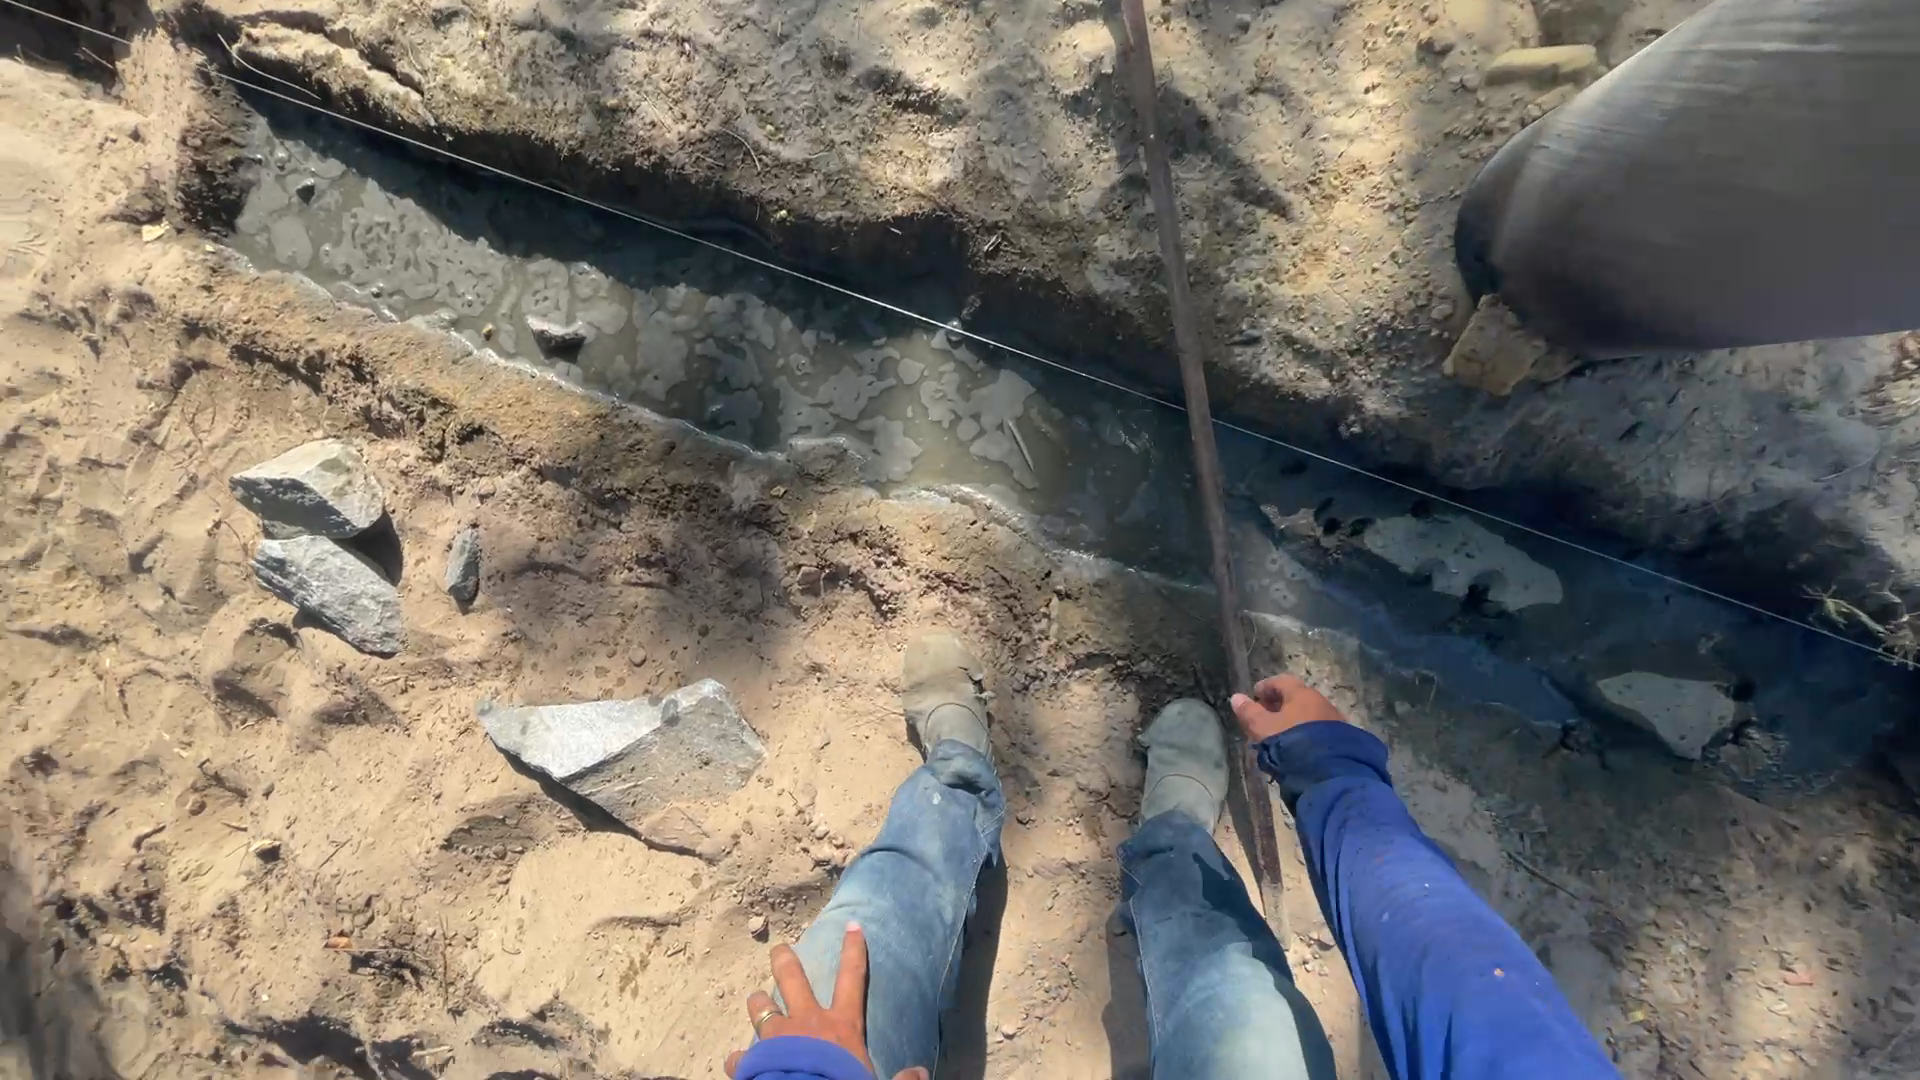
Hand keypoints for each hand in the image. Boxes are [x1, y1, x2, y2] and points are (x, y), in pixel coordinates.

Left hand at [726, 923, 928, 1079]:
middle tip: (778, 948)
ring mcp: (777, 1039)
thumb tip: (920, 1073)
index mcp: (841, 1025)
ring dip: (758, 1003)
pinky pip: (740, 1059)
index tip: (852, 925)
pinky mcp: (753, 1063)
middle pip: (793, 981)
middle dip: (785, 960)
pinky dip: (738, 1060)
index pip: (853, 979)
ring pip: (762, 1010)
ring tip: (754, 999)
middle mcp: (807, 1022)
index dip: (854, 950)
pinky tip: (733, 1061)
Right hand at [1230, 674, 1346, 741]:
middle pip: (1297, 698)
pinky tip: (1297, 747)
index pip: (1281, 681)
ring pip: (1308, 715)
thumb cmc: (1290, 742)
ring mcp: (1335, 722)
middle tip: (1265, 716)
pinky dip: (1305, 733)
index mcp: (1301, 694)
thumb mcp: (1262, 727)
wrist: (1331, 773)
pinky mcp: (1343, 741)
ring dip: (1293, 721)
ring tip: (1279, 735)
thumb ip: (1249, 712)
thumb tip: (1237, 697)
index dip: (1266, 687)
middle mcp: (1321, 702)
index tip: (1255, 695)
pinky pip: (1318, 731)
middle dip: (1279, 705)